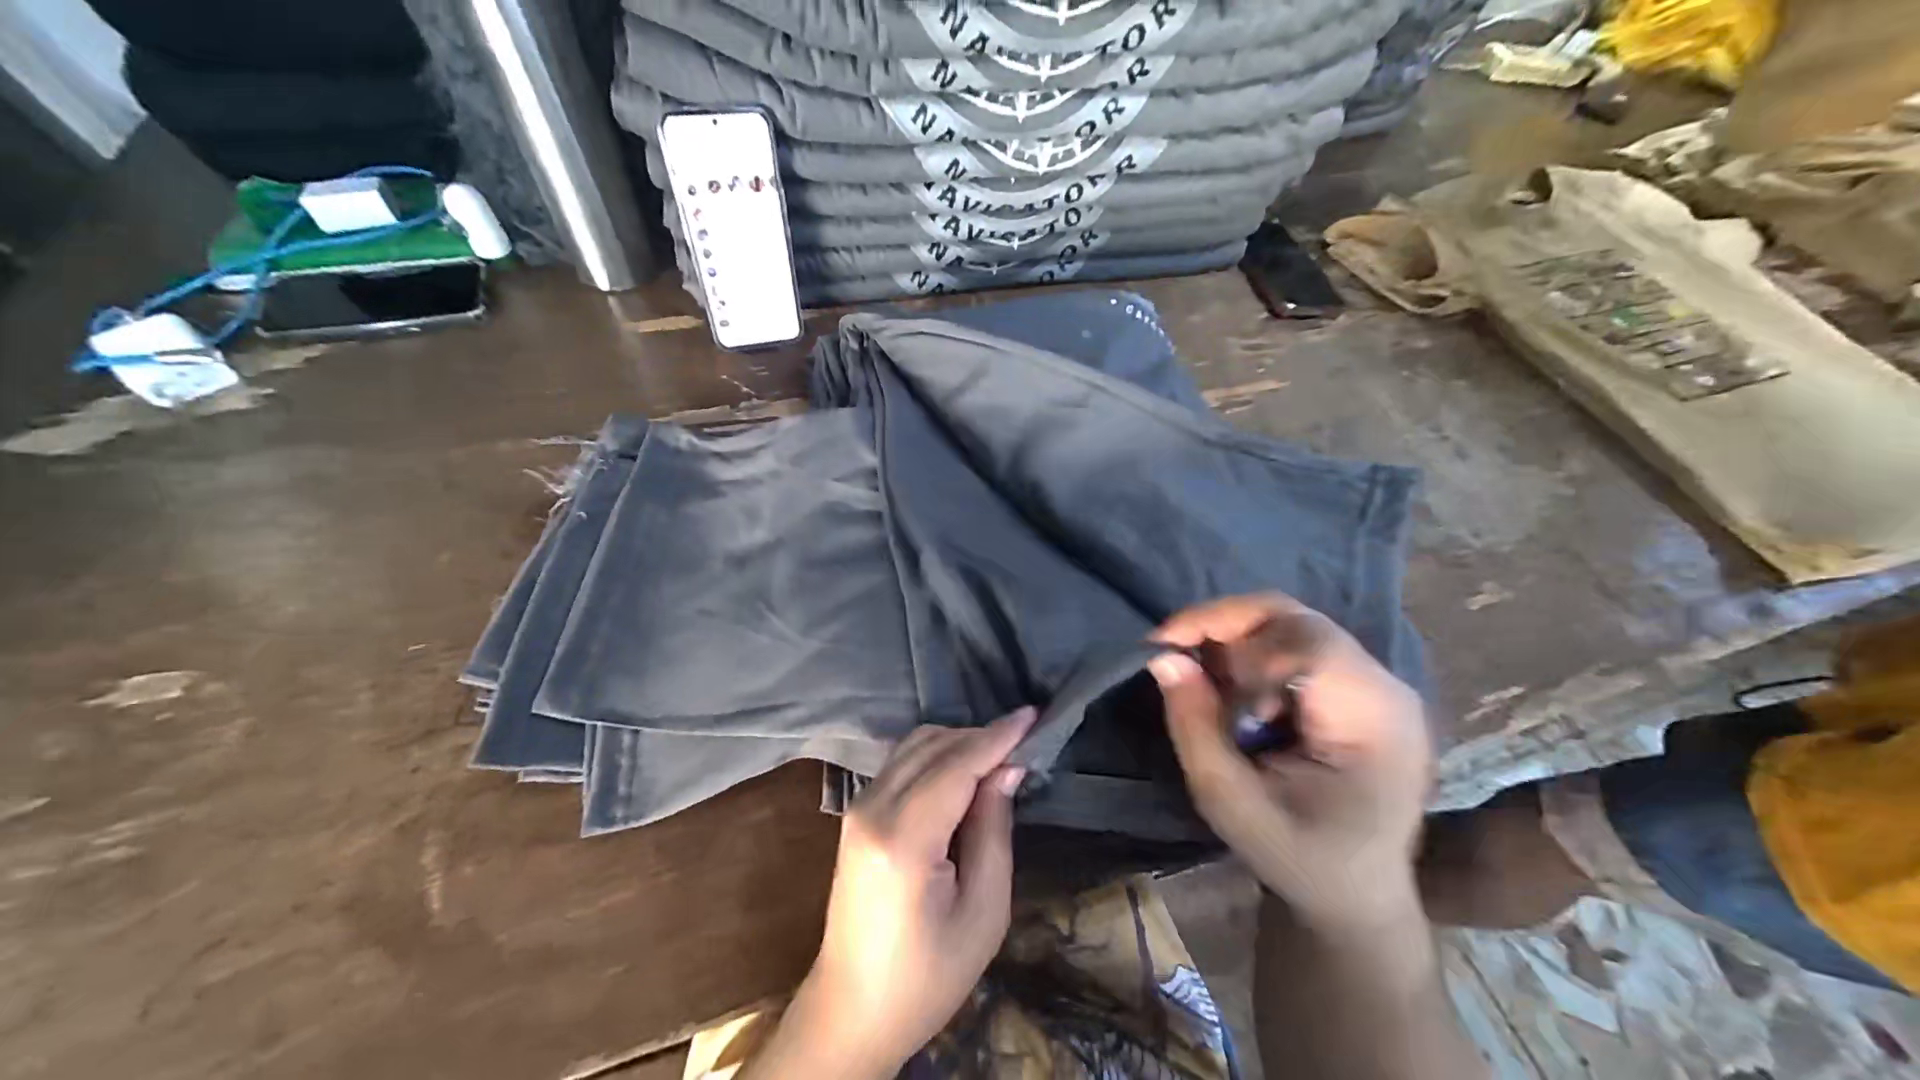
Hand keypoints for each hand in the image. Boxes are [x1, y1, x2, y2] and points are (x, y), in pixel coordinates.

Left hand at [751, 709, 1034, 1079]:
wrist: (852, 1008)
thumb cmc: (929, 976)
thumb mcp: (982, 912)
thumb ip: (993, 830)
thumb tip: (1007, 769)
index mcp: (903, 840)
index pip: (955, 765)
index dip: (997, 736)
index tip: (1033, 714)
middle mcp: (872, 810)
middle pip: (931, 746)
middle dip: (980, 736)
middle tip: (1024, 741)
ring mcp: (856, 808)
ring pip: (912, 747)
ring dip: (957, 742)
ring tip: (999, 755)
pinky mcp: (854, 814)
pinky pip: (899, 763)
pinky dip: (935, 755)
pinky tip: (962, 770)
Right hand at [1149, 594, 1430, 928]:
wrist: (1358, 897)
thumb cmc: (1299, 859)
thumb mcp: (1231, 803)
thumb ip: (1196, 727)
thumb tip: (1164, 659)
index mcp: (1372, 719)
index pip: (1304, 639)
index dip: (1231, 631)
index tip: (1170, 652)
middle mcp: (1386, 689)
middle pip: (1297, 620)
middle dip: (1225, 626)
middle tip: (1173, 649)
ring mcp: (1377, 686)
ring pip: (1293, 625)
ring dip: (1235, 641)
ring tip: (1200, 677)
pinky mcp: (1359, 690)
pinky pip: (1297, 646)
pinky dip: (1251, 655)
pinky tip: (1230, 691)